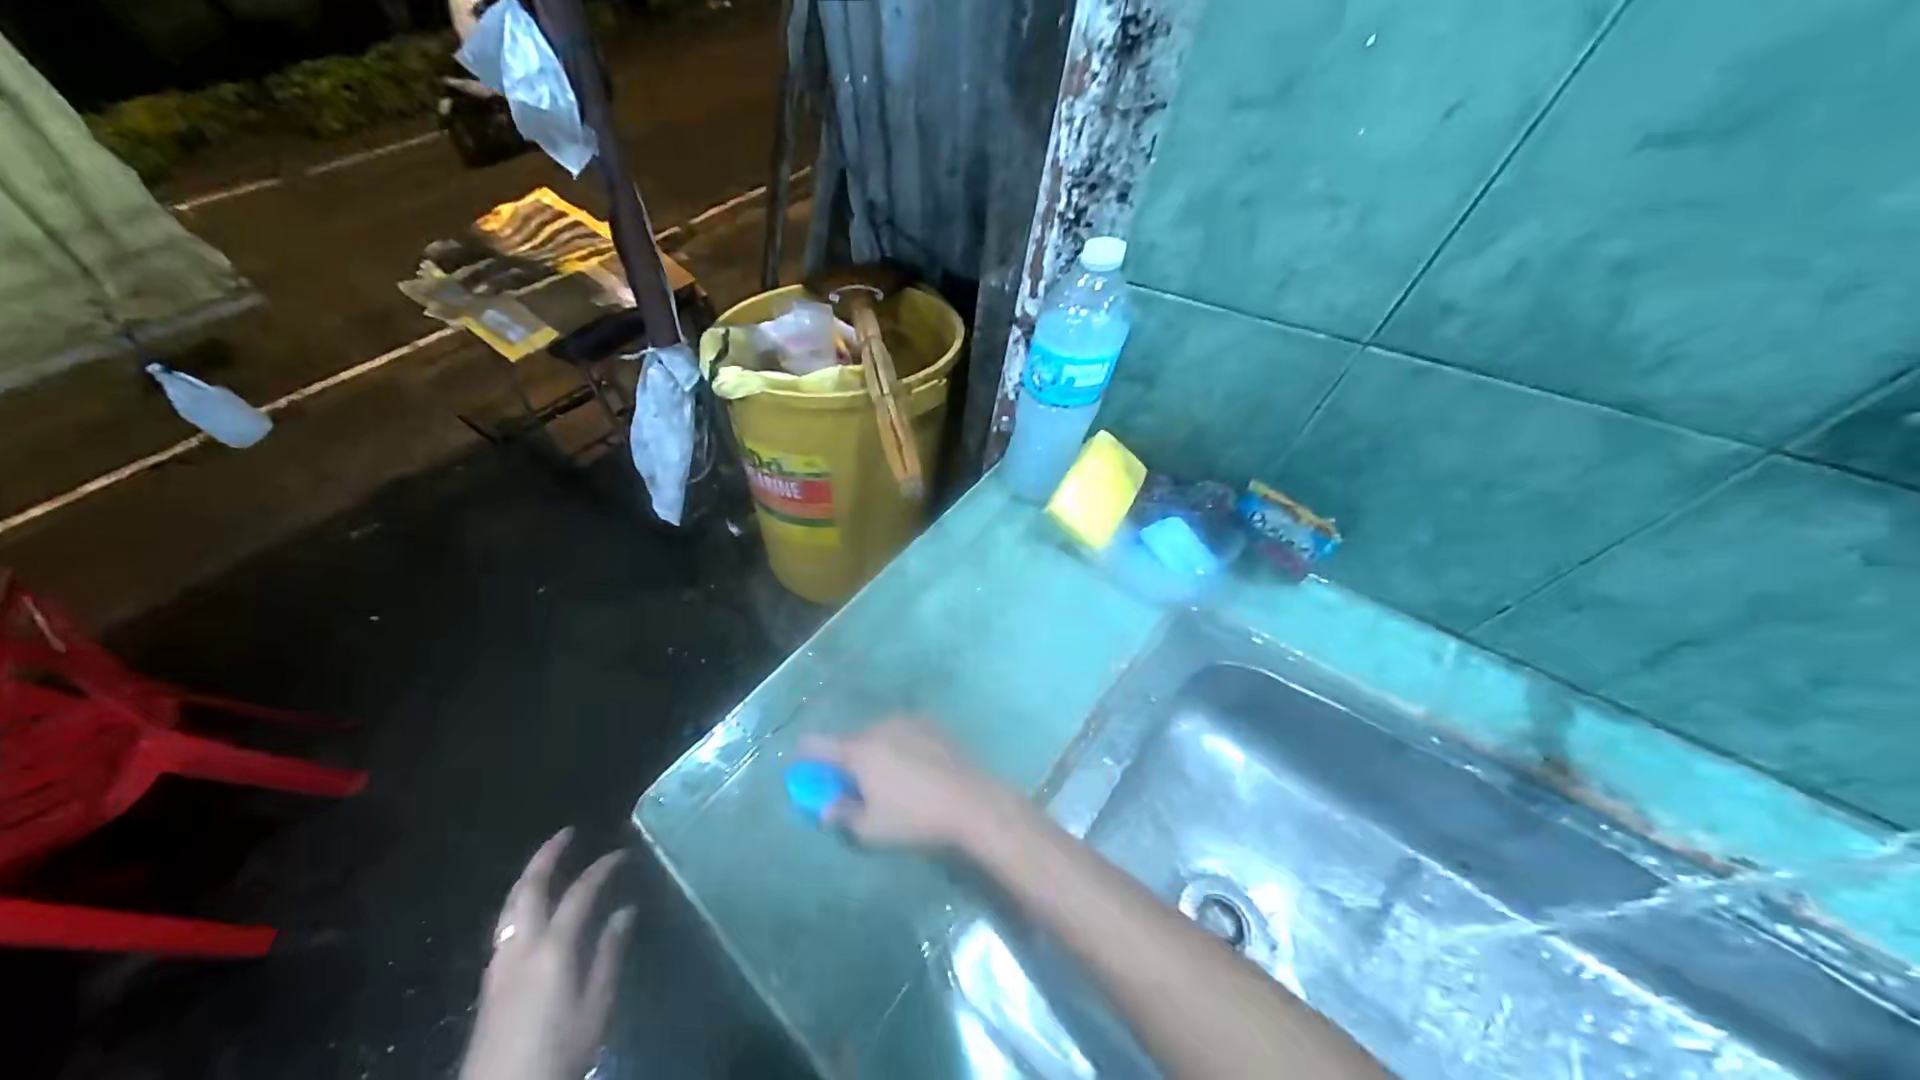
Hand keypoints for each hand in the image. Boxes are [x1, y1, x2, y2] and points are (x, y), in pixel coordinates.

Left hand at [459, 829, 634, 1079]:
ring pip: (510, 905)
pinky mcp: (490, 980)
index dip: (601, 868)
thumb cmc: (558, 1051)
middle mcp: (521, 946)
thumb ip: (609, 954)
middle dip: (546, 856)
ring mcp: (499, 962)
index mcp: (552, 949)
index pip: (579, 894)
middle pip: (529, 889)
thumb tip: (625, 910)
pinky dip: (520, 901)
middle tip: (566, 833)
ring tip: (547, 862)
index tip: (621, 853)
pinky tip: (531, 908)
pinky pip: (505, 923)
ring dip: (529, 877)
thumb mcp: (596, 1006)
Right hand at [798, 717, 1020, 849]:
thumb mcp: (871, 828)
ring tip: (883, 776)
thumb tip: (827, 808)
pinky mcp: (932, 725)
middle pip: (850, 739)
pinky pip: (902, 732)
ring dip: (873, 749)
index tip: (801, 763)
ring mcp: (908, 722)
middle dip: (844, 757)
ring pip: (878, 734)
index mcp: (858, 750)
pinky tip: (909, 767)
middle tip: (848, 780)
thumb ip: (843, 815)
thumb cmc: (914, 818)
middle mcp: (879, 727)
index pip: (819, 745)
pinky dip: (897, 745)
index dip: (806, 754)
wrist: (971, 800)